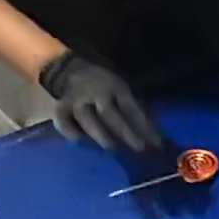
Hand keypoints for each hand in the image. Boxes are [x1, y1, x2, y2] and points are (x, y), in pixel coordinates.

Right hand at [37, 52, 161, 152]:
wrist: (69, 69)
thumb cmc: (103, 87)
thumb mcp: (121, 90)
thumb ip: (135, 111)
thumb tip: (155, 138)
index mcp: (115, 87)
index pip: (131, 108)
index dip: (144, 126)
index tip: (156, 144)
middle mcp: (96, 93)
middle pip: (110, 114)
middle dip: (126, 132)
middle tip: (139, 148)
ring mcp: (77, 100)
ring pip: (87, 118)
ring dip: (100, 135)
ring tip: (112, 149)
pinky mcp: (62, 108)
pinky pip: (64, 121)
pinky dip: (70, 133)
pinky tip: (81, 144)